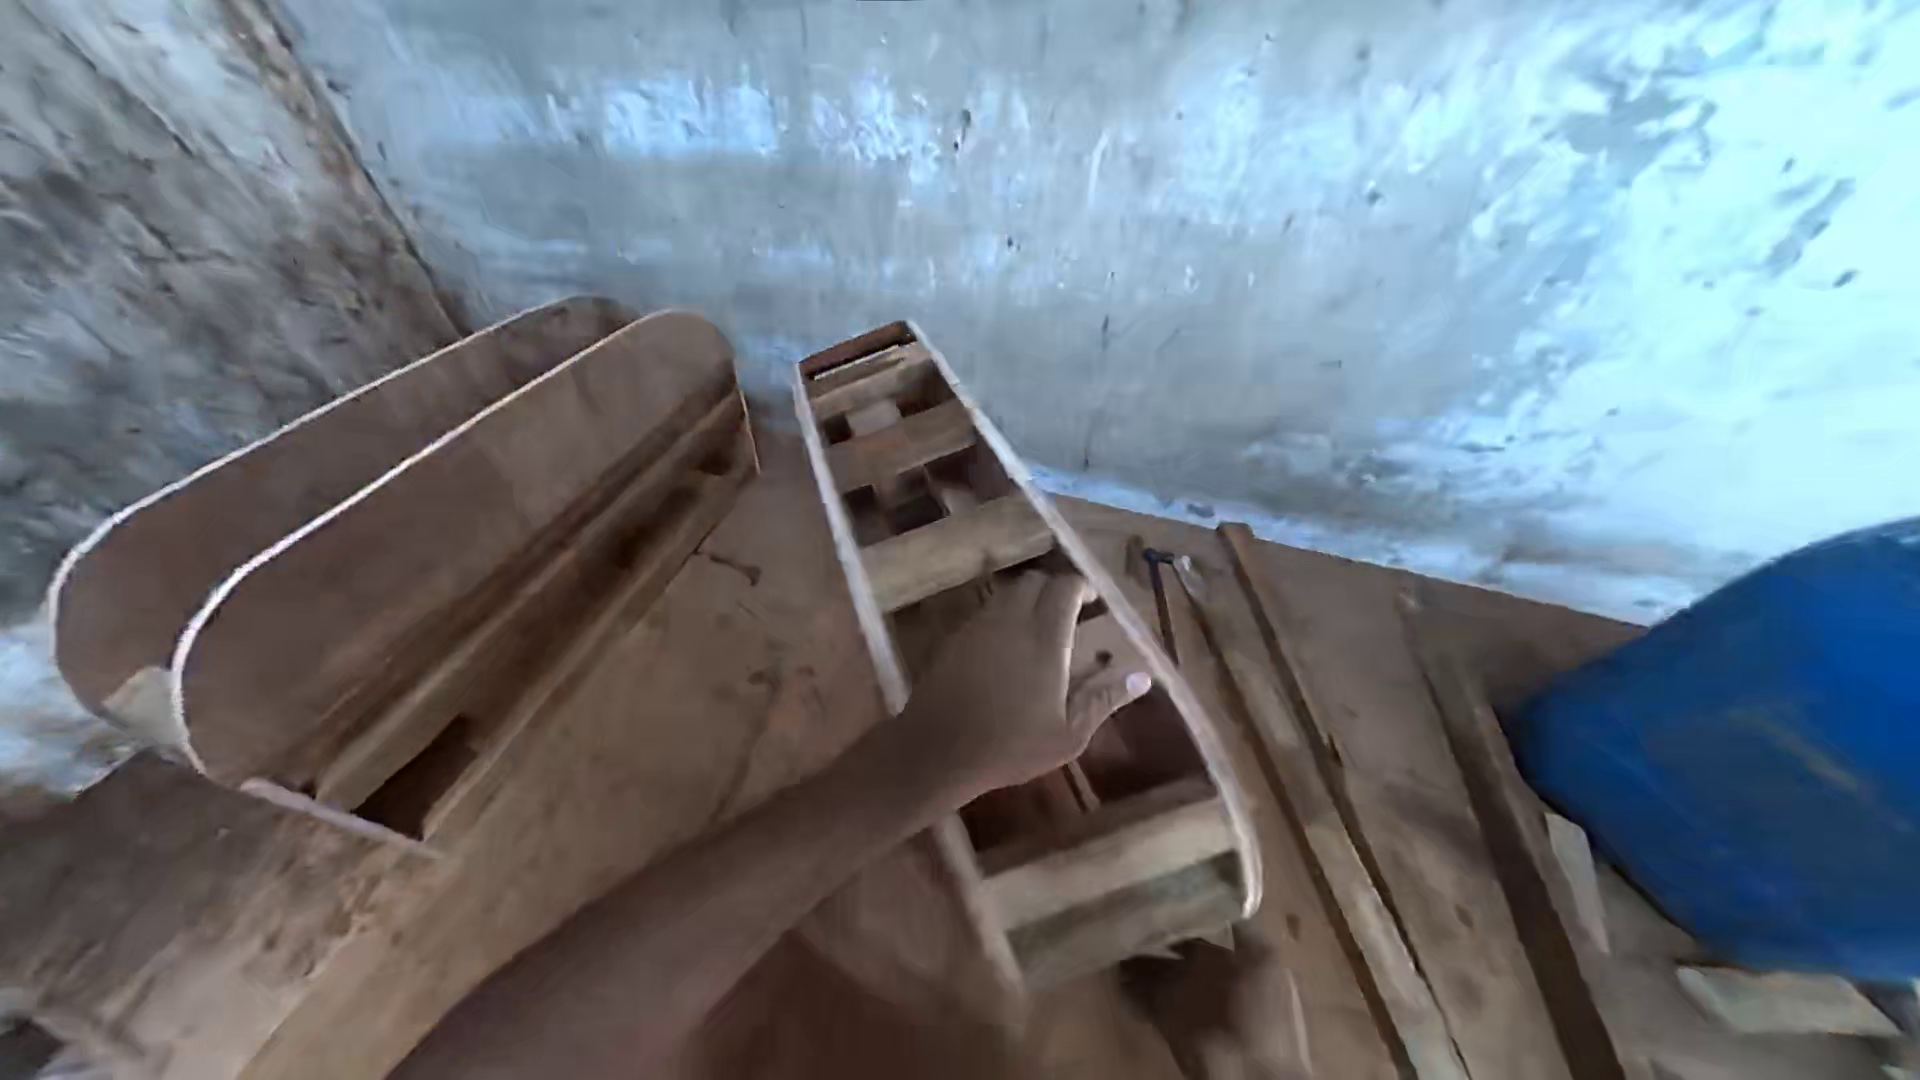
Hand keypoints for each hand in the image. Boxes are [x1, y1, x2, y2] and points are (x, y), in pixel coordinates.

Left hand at [886, 570, 1152, 803]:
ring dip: (1027, 600)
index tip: (1093, 602)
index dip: (1082, 587)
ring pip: (1007, 593)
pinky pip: (985, 611)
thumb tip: (1141, 677)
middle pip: (1035, 580)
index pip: (1066, 587)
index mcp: (1045, 638)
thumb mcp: (1068, 734)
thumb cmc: (1010, 746)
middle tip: (1068, 614)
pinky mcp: (956, 636)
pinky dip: (1002, 616)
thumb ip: (1103, 699)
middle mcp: (1011, 620)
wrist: (938, 748)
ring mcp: (979, 625)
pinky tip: (1005, 648)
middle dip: (1054, 588)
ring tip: (1038, 630)